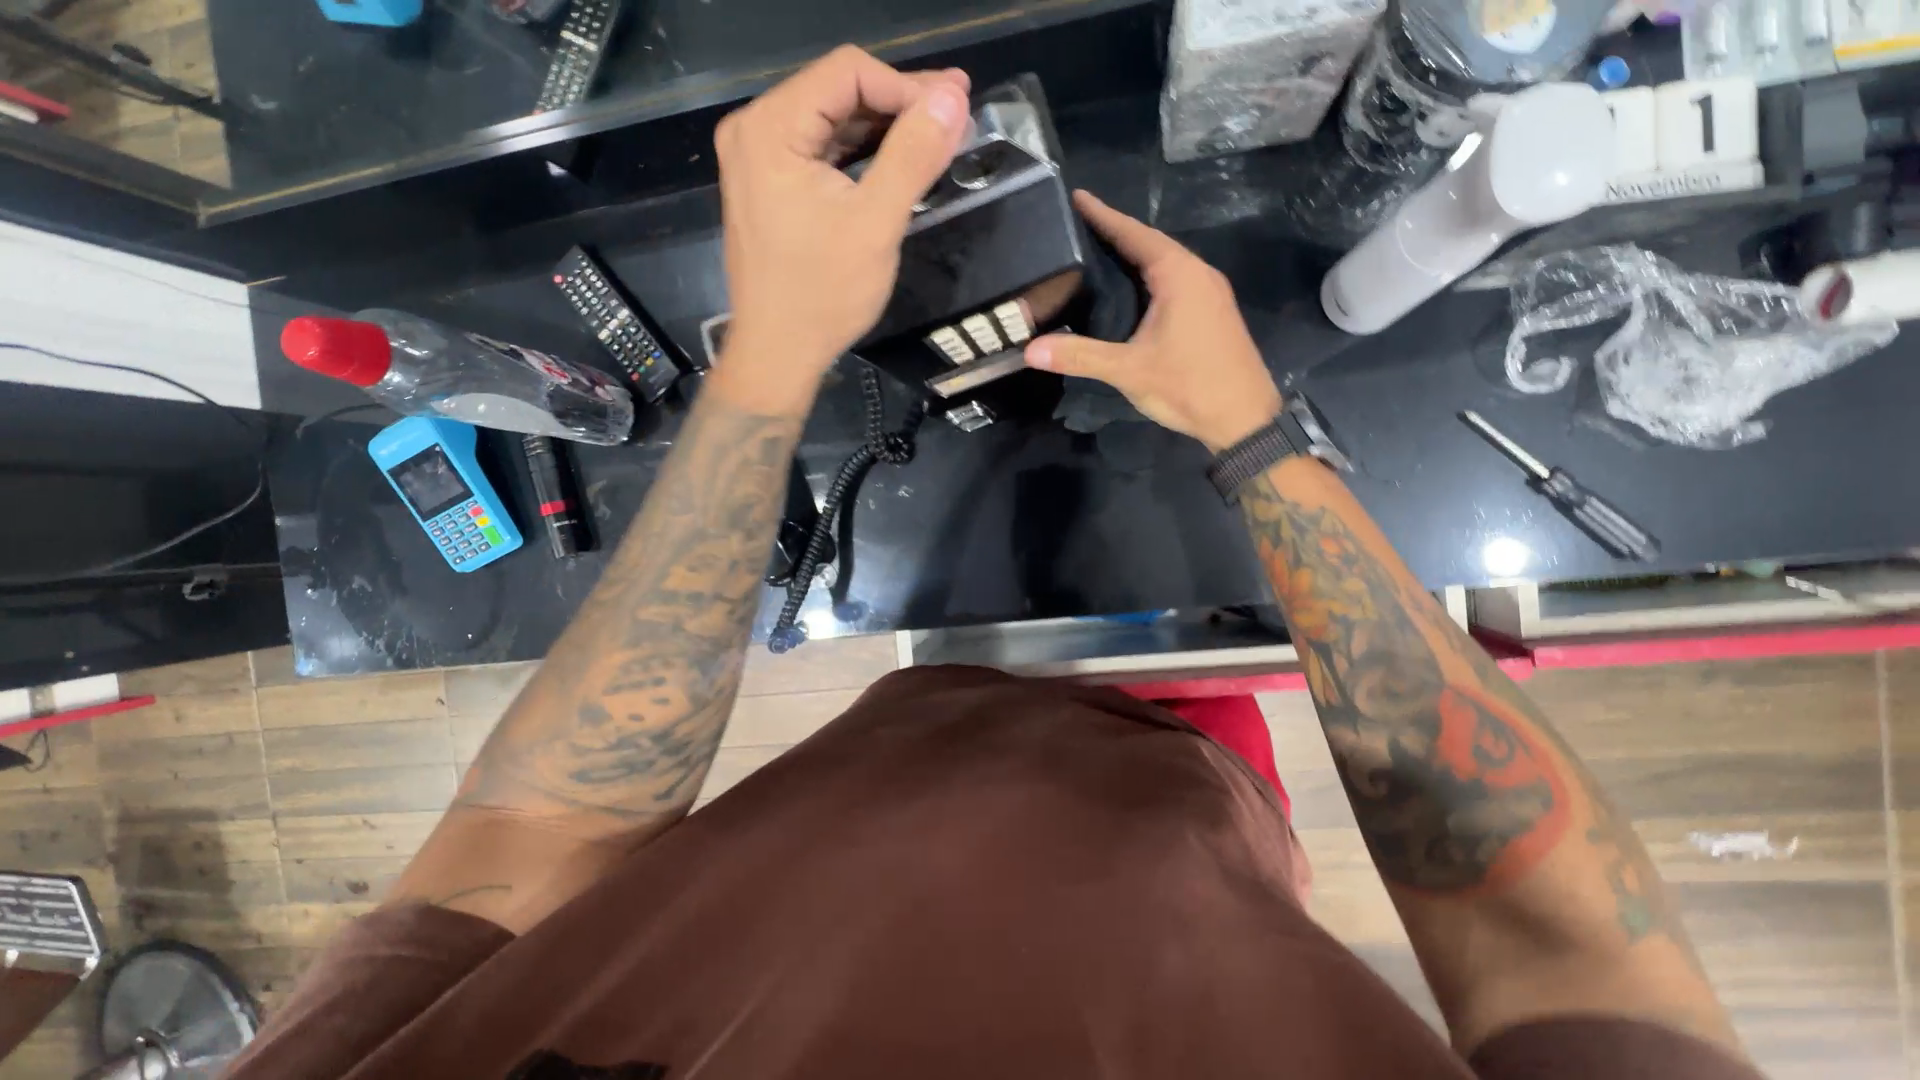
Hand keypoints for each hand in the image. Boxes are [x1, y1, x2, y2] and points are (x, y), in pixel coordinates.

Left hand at [713, 46, 971, 410]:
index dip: (906, 86)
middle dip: (900, 102)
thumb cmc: (823, 294)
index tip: (954, 113)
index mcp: (770, 128)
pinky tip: (901, 158)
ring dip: (886, 126)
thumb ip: (913, 154)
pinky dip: (863, 151)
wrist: (778, 353)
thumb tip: (953, 98)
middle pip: (838, 90)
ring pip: (833, 119)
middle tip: (959, 115)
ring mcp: (758, 158)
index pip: (847, 72)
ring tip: (940, 135)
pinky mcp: (769, 184)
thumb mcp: (876, 223)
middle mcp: (755, 130)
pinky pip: (822, 149)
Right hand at [1024, 191, 1281, 451]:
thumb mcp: (1129, 370)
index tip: (1076, 198)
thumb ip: (1080, 356)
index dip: (1103, 216)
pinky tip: (1127, 291)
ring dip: (1132, 257)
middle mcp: (1198, 274)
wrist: (1244, 419)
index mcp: (1179, 275)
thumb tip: (1030, 350)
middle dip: (1114, 234)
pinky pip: (1173, 282)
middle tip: (1077, 227)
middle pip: (1150, 244)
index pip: (1134, 234)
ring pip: (1164, 264)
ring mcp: (1209, 293)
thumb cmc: (1190, 385)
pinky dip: (1146, 277)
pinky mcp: (1211, 313)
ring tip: (1095, 254)